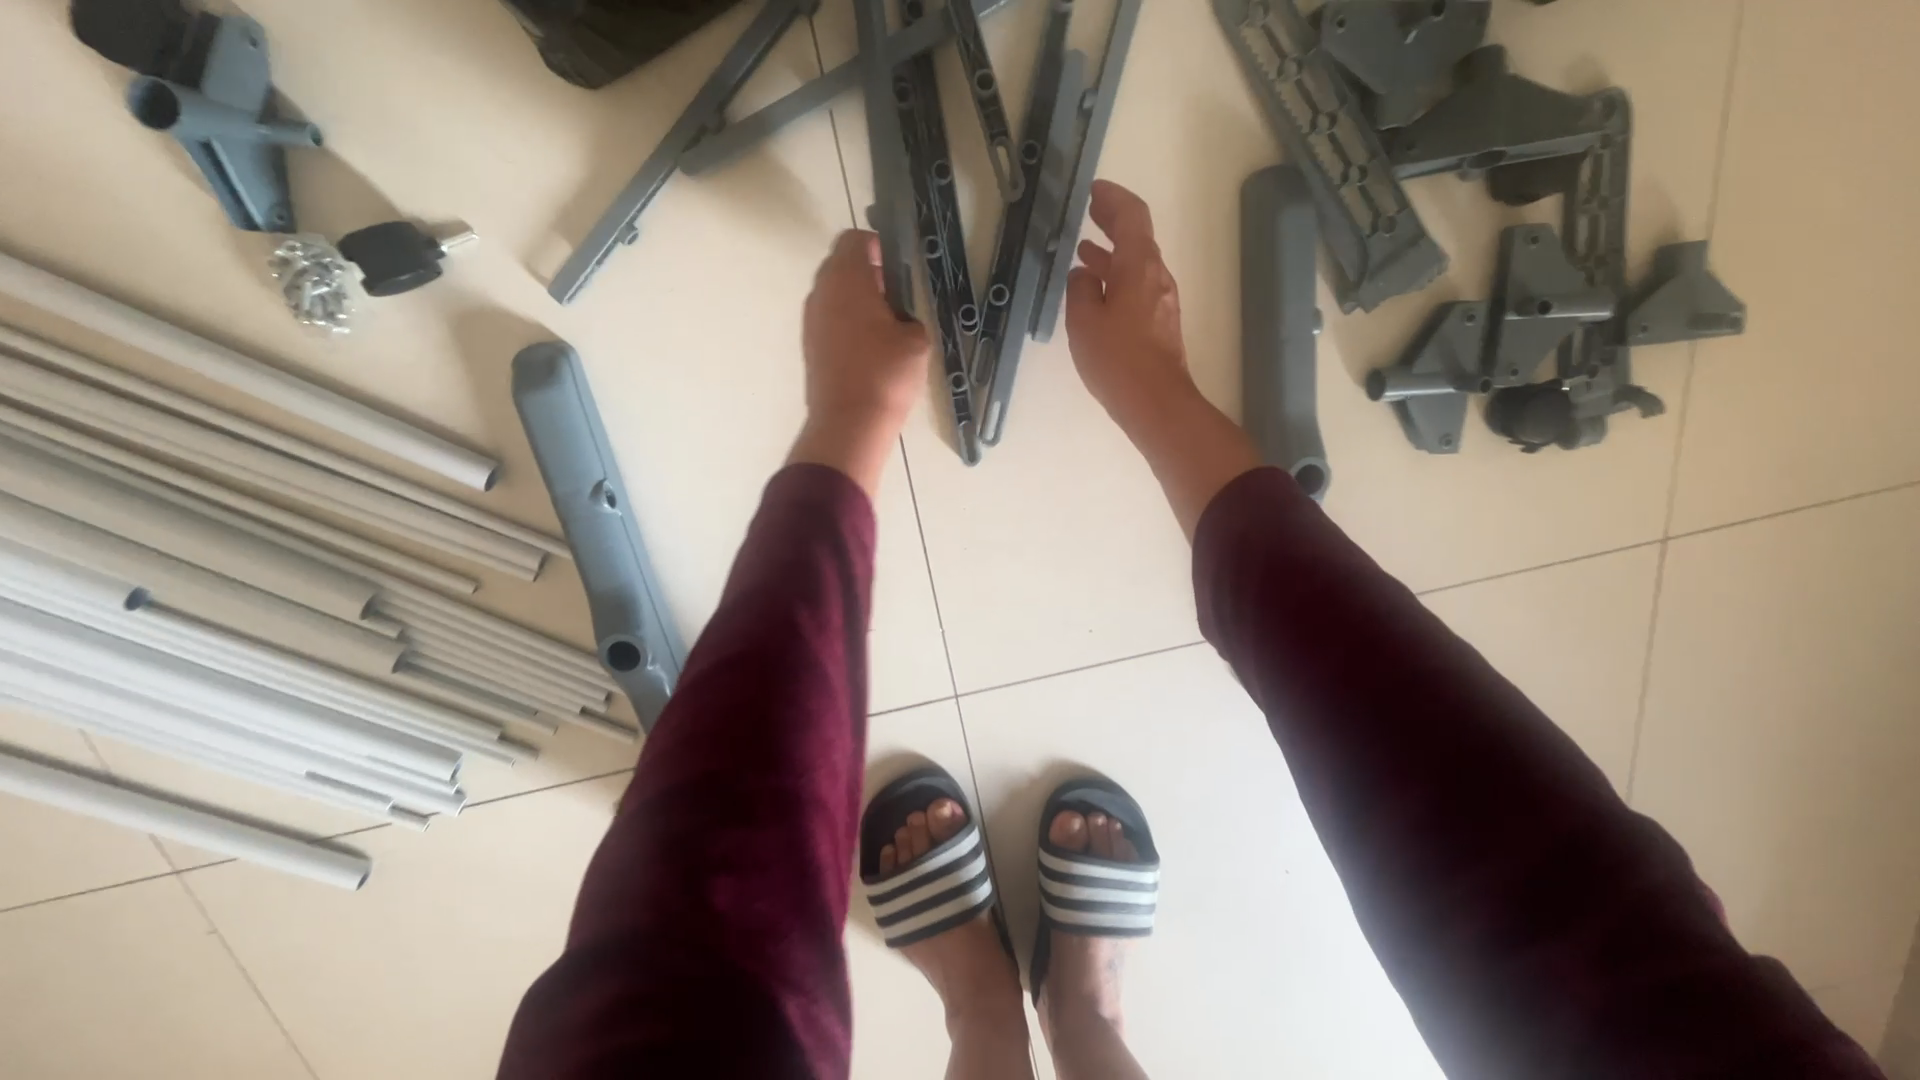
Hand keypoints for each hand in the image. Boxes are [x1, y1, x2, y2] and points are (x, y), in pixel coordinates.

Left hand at [791, 230, 929, 495]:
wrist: (849, 423)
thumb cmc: (887, 374)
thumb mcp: (917, 340)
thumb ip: (908, 316)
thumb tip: (898, 319)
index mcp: (846, 279)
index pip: (854, 240)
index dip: (877, 246)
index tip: (897, 266)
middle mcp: (821, 292)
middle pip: (840, 265)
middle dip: (866, 273)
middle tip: (894, 297)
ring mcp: (811, 320)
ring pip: (833, 294)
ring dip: (856, 300)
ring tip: (884, 327)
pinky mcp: (809, 346)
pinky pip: (829, 320)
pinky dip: (846, 323)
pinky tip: (869, 349)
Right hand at [1063, 180, 1202, 435]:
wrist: (1156, 402)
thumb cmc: (1117, 359)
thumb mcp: (1084, 321)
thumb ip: (1080, 290)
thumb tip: (1083, 275)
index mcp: (1139, 267)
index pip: (1131, 216)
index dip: (1114, 198)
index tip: (1095, 191)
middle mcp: (1156, 277)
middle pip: (1137, 237)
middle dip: (1113, 221)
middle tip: (1091, 210)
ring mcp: (1161, 301)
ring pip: (1136, 265)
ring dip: (1112, 254)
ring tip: (1085, 251)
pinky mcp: (1159, 323)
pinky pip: (1137, 288)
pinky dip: (1117, 278)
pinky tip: (1098, 291)